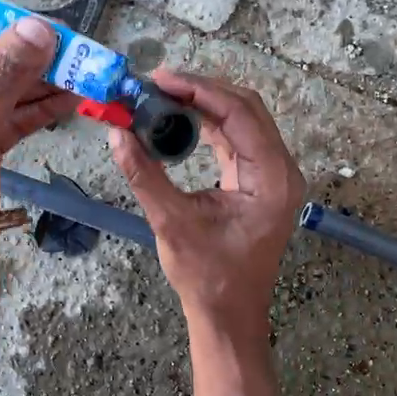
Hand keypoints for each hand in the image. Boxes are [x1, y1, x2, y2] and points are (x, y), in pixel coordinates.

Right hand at [108, 71, 305, 336]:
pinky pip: (237, 137)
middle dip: (201, 90)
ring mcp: (273, 175)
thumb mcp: (171, 223)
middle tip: (157, 83)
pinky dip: (209, 123)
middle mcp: (281, 170)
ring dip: (204, 104)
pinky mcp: (260, 180)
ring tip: (162, 96)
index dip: (199, 90)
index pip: (239, 113)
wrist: (229, 316)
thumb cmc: (207, 277)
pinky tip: (179, 119)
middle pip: (245, 108)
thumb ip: (145, 174)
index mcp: (272, 179)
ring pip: (242, 118)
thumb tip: (115, 133)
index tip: (160, 79)